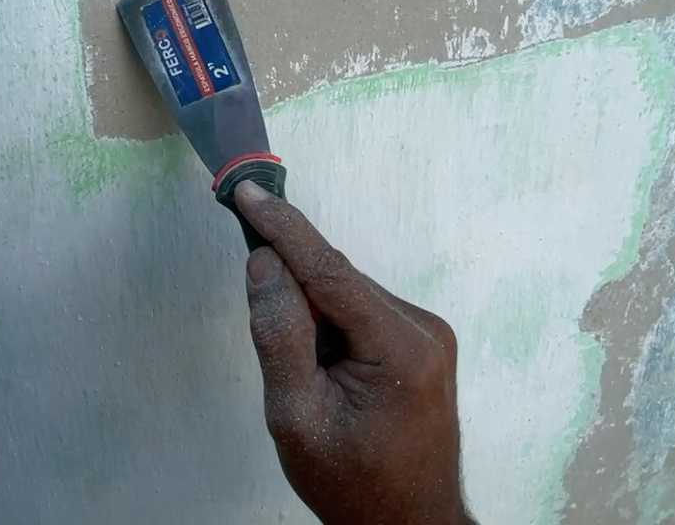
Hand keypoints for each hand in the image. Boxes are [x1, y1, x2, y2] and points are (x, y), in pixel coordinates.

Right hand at [236, 181, 473, 524]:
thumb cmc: (350, 482)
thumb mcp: (295, 417)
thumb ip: (278, 334)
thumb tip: (265, 260)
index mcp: (399, 348)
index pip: (329, 269)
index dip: (283, 227)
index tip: (247, 191)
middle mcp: (422, 327)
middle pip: (335, 278)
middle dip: (292, 284)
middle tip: (269, 323)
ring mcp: (427, 330)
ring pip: (343, 289)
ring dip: (311, 307)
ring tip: (308, 370)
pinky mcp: (420, 336)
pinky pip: (356, 304)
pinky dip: (328, 318)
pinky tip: (325, 363)